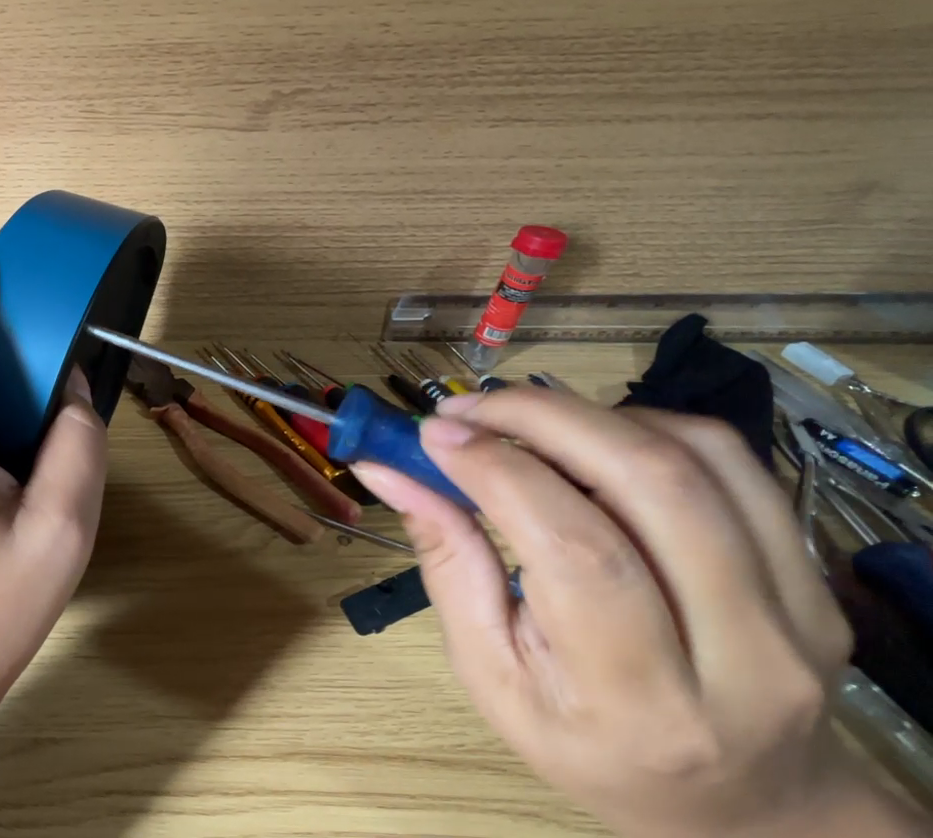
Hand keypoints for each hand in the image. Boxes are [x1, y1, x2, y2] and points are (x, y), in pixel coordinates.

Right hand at [355, 390, 921, 837]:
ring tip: (521, 425)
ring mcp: (797, 612)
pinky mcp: (817, 578)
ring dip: (591, 416)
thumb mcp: (491, 676)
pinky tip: (591, 444)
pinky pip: (734, 464)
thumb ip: (448, 566)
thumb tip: (386, 470)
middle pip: (653, 484)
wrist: (743, 804)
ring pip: (700, 458)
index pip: (577, 552)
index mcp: (639, 700)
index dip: (499, 471)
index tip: (434, 435)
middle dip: (544, 418)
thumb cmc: (589, 745)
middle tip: (469, 406)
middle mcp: (742, 654)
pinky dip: (646, 428)